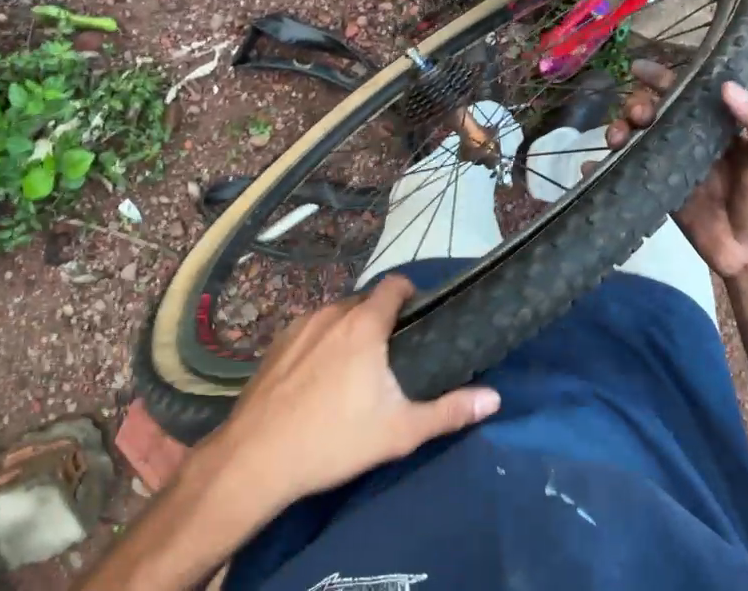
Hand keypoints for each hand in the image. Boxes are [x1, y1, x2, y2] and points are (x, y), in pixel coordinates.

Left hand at [187, 276, 499, 508]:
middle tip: (394, 355)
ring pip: (336, 315)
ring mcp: (298, 327)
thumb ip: (449, 411)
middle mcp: (331, 314)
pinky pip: (310, 331)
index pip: (394, 285)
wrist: (253, 461)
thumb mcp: (400, 431)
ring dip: (351, 330)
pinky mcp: (274, 345)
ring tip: (357, 369)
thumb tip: (494, 398)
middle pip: (366, 301)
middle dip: (383, 319)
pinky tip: (319, 379)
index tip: (420, 318)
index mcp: (364, 325)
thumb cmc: (333, 441)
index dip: (412, 294)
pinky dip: (322, 343)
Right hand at [606, 60, 747, 277]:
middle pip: (656, 111)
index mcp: (721, 125)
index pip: (689, 91)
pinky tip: (593, 166)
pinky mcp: (658, 190)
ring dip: (621, 129)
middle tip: (639, 114)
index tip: (639, 68)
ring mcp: (673, 165)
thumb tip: (726, 86)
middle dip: (639, 105)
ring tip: (616, 137)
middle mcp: (694, 139)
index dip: (663, 77)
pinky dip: (605, 166)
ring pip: (638, 137)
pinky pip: (628, 172)